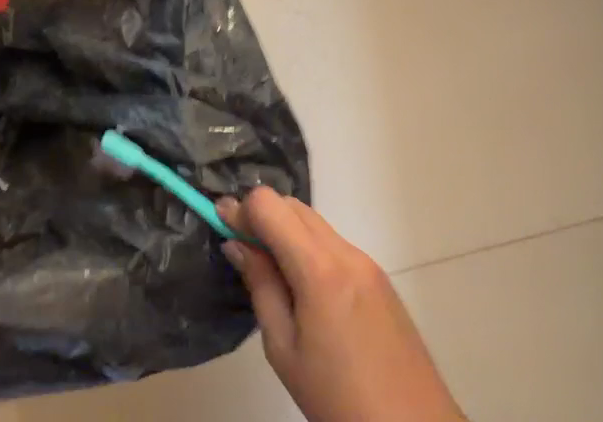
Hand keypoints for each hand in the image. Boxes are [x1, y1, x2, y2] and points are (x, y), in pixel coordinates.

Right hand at [217, 189, 466, 421]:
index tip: (221, 229)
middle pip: (292, 205)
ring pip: (314, 223)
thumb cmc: (338, 397)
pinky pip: (334, 244)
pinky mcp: (381, 281)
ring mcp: (369, 265)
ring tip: (268, 271)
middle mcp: (347, 254)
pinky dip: (308, 247)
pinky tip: (301, 286)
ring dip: (285, 230)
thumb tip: (236, 244)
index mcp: (320, 269)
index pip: (269, 205)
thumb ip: (260, 286)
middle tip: (240, 249)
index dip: (240, 211)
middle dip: (261, 216)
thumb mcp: (284, 348)